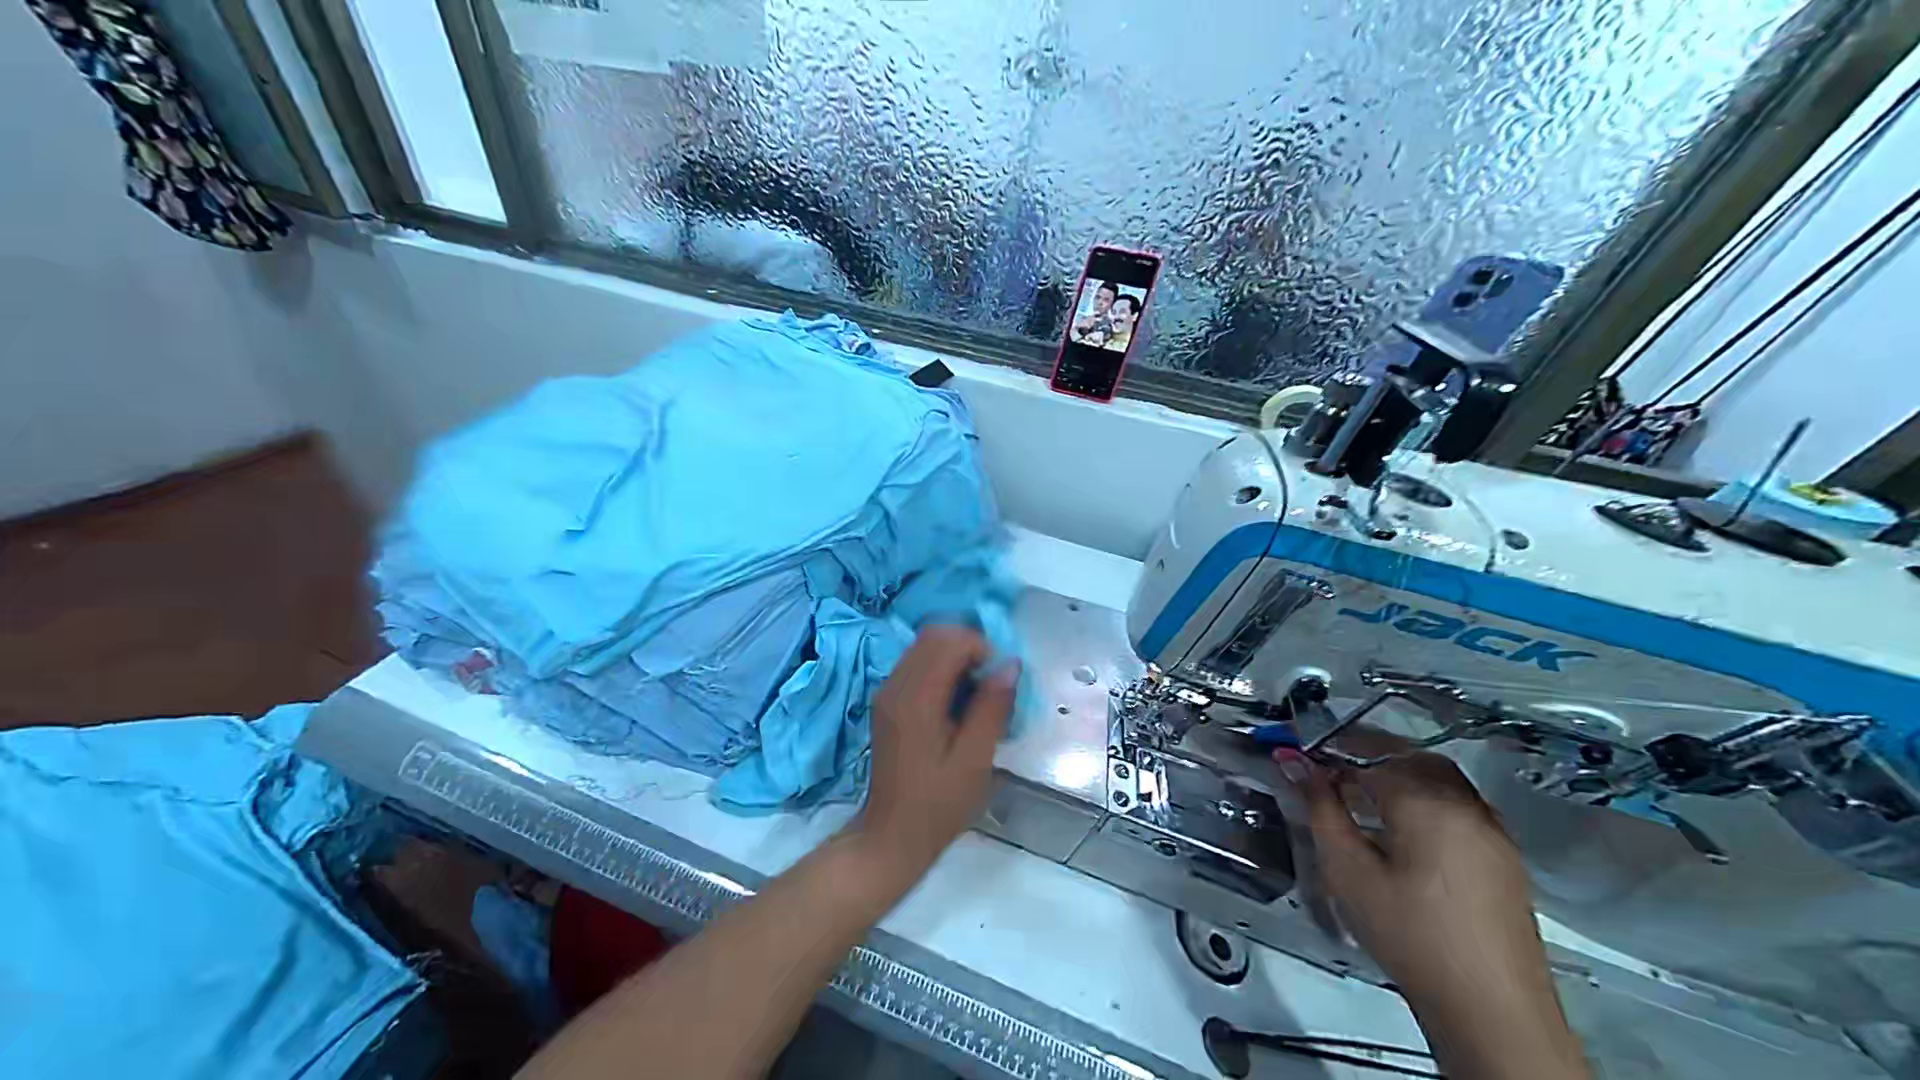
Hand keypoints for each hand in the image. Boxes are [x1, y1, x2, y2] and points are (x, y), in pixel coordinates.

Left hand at [853, 625, 1016, 883]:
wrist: (892, 834)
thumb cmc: (938, 803)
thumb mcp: (975, 760)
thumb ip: (992, 708)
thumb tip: (1010, 665)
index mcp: (916, 699)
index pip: (948, 640)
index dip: (980, 647)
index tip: (999, 680)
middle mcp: (896, 685)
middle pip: (933, 635)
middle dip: (968, 646)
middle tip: (991, 682)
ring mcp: (887, 691)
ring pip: (923, 646)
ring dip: (955, 656)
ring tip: (976, 693)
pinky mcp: (887, 701)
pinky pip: (916, 664)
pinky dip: (940, 667)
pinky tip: (956, 701)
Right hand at [1300, 752, 1589, 1079]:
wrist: (1491, 1008)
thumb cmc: (1408, 933)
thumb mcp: (1347, 869)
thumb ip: (1320, 806)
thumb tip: (1293, 761)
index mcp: (1426, 800)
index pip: (1366, 750)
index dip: (1324, 747)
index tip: (1291, 750)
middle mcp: (1464, 802)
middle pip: (1405, 755)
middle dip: (1360, 754)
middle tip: (1322, 771)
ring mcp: (1490, 827)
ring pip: (1433, 776)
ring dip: (1391, 773)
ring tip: (1355, 797)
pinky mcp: (1502, 853)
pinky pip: (1454, 802)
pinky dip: (1420, 796)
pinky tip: (1397, 827)